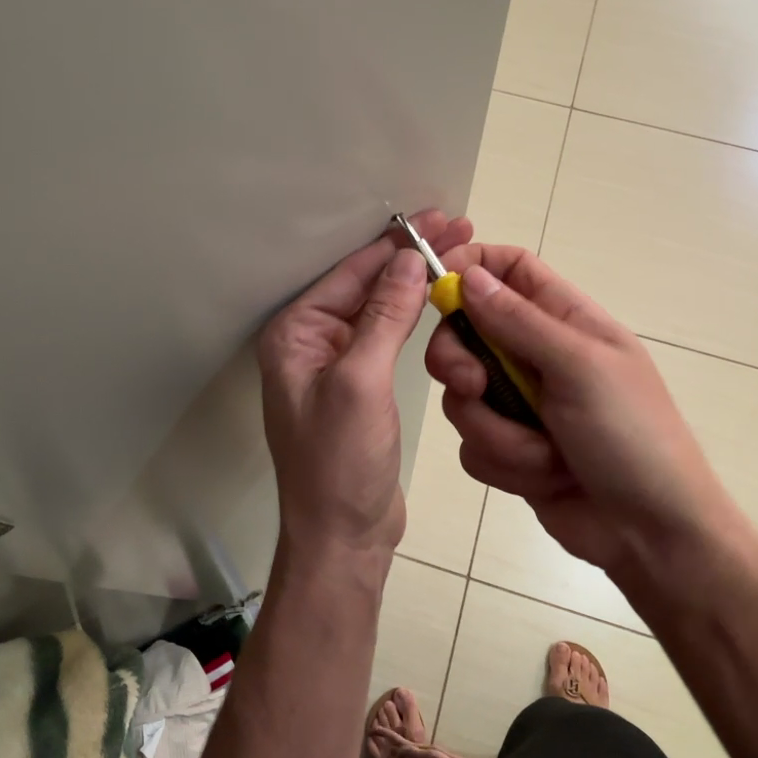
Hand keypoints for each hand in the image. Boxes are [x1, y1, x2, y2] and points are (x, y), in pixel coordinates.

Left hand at [257, 210, 473, 557]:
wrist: (343, 539)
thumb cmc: (340, 462)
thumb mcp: (360, 382)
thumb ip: (385, 317)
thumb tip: (410, 259)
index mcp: (296, 334)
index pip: (351, 272)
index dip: (397, 243)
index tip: (441, 218)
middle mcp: (311, 342)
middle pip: (365, 284)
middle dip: (411, 255)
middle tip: (461, 227)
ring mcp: (336, 364)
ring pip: (379, 309)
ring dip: (416, 281)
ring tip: (459, 253)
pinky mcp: (360, 386)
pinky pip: (387, 337)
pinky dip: (413, 315)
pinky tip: (440, 299)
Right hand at [424, 245, 722, 575]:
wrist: (652, 535)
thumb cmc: (631, 436)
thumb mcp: (580, 367)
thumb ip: (518, 321)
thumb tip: (468, 275)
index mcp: (563, 319)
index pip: (507, 269)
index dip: (470, 268)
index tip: (433, 287)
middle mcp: (536, 354)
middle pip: (466, 332)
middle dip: (460, 361)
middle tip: (474, 385)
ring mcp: (521, 403)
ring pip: (462, 397)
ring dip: (498, 431)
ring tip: (547, 454)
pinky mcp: (510, 449)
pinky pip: (473, 444)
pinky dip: (505, 463)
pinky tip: (546, 478)